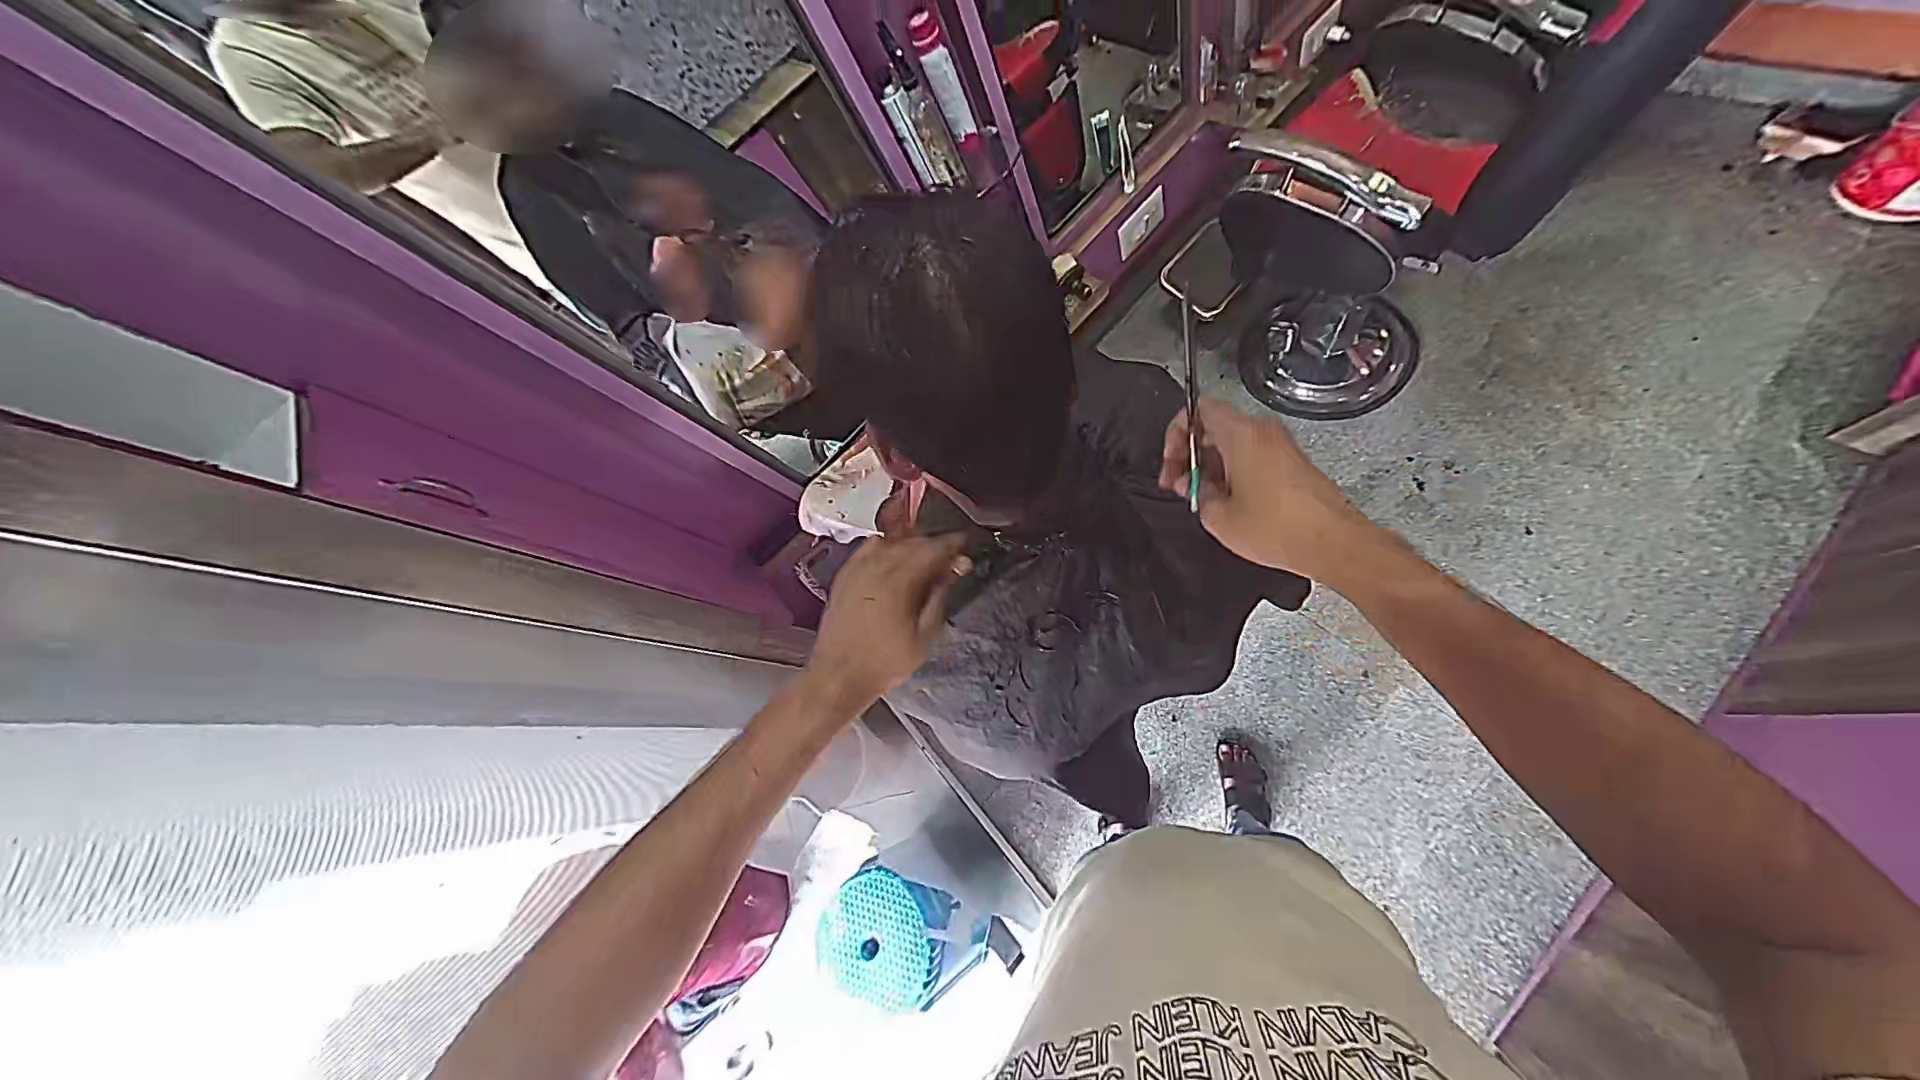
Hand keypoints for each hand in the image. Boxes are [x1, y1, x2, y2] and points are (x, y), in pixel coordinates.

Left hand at [805, 534, 971, 705]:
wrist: (839, 676)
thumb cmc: (883, 663)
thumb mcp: (924, 636)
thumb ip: (938, 598)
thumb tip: (949, 574)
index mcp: (898, 582)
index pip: (932, 549)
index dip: (952, 545)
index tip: (963, 548)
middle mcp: (875, 568)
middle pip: (913, 542)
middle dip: (935, 546)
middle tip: (950, 559)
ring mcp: (857, 570)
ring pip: (891, 542)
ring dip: (912, 545)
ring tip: (925, 559)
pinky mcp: (844, 576)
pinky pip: (869, 549)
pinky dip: (887, 548)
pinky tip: (894, 560)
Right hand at [1157, 397, 1378, 583]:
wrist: (1330, 543)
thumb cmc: (1283, 528)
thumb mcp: (1218, 517)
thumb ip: (1197, 493)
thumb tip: (1193, 486)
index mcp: (1242, 435)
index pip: (1199, 409)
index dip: (1176, 433)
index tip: (1172, 459)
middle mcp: (1263, 432)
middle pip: (1213, 426)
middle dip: (1190, 453)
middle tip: (1181, 482)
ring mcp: (1279, 446)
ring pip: (1232, 442)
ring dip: (1211, 464)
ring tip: (1203, 496)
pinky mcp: (1290, 462)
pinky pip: (1251, 455)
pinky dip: (1232, 471)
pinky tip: (1227, 500)